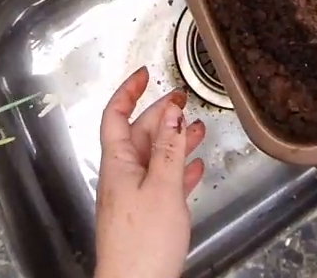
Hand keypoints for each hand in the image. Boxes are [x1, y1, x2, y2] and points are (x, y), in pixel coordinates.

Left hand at [94, 67, 206, 277]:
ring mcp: (133, 197)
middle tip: (183, 100)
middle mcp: (122, 175)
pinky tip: (195, 170)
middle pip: (139, 133)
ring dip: (175, 141)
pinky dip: (179, 171)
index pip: (117, 114)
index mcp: (118, 161)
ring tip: (199, 130)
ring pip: (154, 158)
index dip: (129, 91)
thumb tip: (172, 111)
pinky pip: (162, 183)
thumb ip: (168, 147)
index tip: (144, 74)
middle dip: (161, 114)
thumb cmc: (143, 241)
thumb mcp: (161, 186)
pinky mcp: (145, 218)